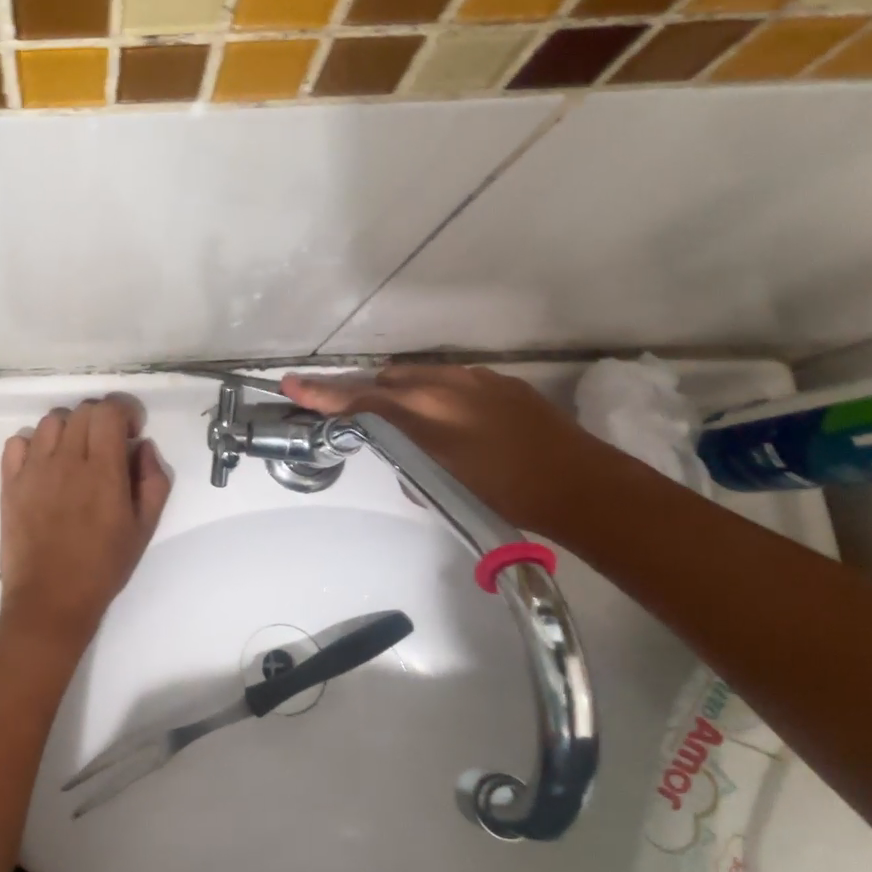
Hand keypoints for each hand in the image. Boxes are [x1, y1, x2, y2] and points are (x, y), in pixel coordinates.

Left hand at [0, 398, 170, 649]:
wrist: (50, 599)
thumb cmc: (103, 567)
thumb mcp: (144, 528)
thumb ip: (153, 480)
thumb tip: (143, 447)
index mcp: (103, 471)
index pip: (109, 411)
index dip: (124, 410)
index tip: (132, 430)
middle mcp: (66, 461)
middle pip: (81, 411)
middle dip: (101, 419)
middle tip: (109, 444)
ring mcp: (33, 470)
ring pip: (50, 421)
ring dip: (69, 428)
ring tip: (76, 453)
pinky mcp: (9, 482)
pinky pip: (17, 442)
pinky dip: (33, 443)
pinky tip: (46, 465)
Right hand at [282, 365, 632, 536]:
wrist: (581, 485)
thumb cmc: (506, 494)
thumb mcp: (442, 485)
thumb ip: (408, 462)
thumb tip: (397, 453)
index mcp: (425, 413)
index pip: (361, 400)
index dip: (324, 394)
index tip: (291, 384)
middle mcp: (445, 386)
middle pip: (387, 379)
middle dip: (367, 393)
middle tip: (358, 417)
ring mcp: (476, 380)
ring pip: (421, 377)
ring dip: (404, 392)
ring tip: (409, 421)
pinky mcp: (502, 383)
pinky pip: (452, 381)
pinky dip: (438, 395)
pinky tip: (454, 420)